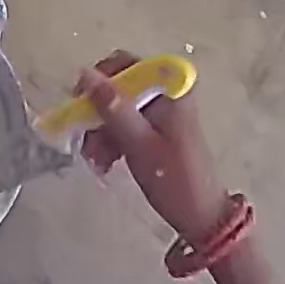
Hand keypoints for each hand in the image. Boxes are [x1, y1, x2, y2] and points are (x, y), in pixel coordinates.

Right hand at [78, 50, 229, 240]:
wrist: (203, 219)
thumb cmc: (175, 180)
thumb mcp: (139, 144)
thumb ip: (113, 108)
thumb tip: (85, 73)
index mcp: (170, 88)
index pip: (125, 64)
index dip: (98, 80)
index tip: (81, 104)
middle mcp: (165, 91)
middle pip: (117, 86)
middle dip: (98, 113)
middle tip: (84, 138)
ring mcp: (160, 109)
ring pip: (116, 106)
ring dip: (101, 130)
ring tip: (95, 160)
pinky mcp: (155, 126)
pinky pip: (124, 122)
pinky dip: (111, 139)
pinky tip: (104, 162)